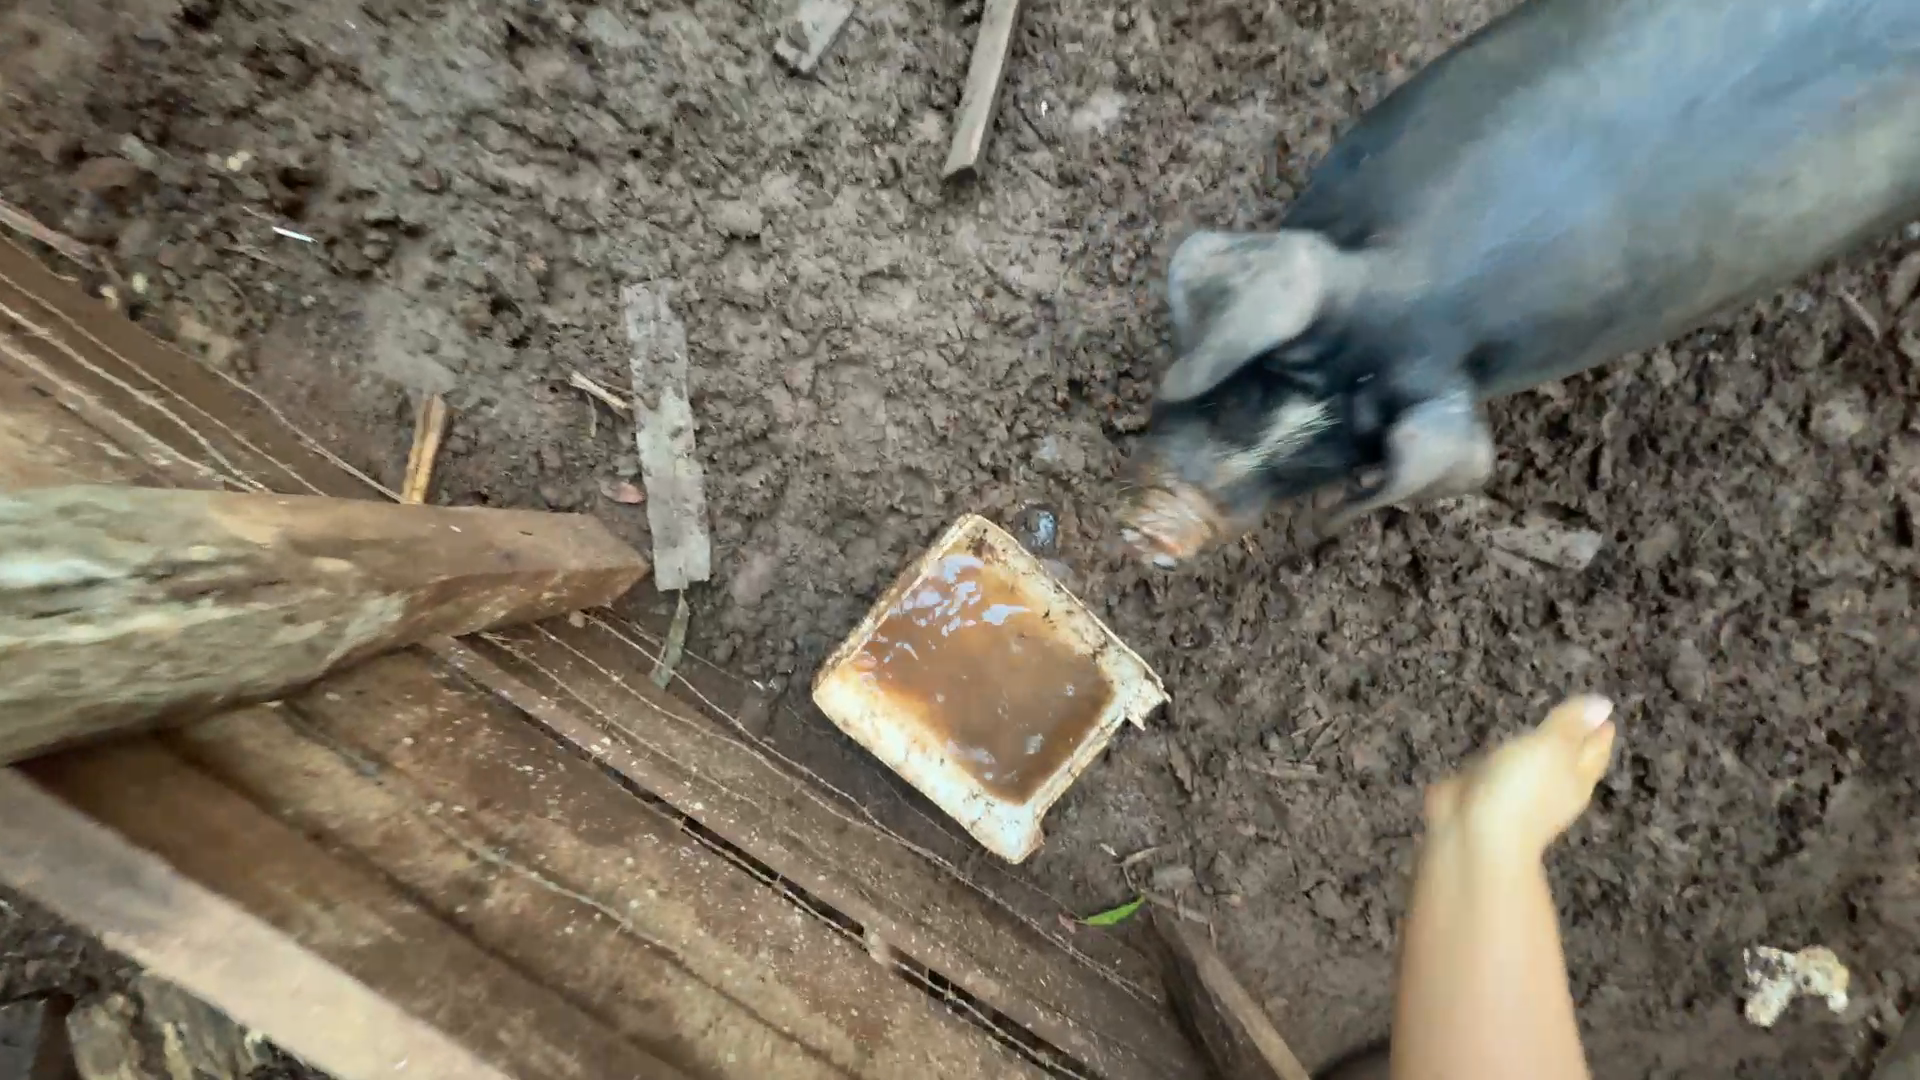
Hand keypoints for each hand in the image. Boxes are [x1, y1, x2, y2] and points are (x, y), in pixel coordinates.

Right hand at [1424, 695, 1618, 860]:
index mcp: (1575, 778)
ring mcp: (1519, 794)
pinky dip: (1503, 763)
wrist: (1475, 832)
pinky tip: (1495, 757)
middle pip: (1569, 762)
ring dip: (1536, 753)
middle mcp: (1552, 788)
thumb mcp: (1549, 748)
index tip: (1603, 713)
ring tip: (1536, 737)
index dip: (1598, 732)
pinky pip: (1500, 773)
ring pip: (1534, 768)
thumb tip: (1604, 703)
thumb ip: (1569, 725)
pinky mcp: (1486, 795)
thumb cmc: (1520, 788)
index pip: (1593, 750)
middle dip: (1573, 744)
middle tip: (1576, 722)